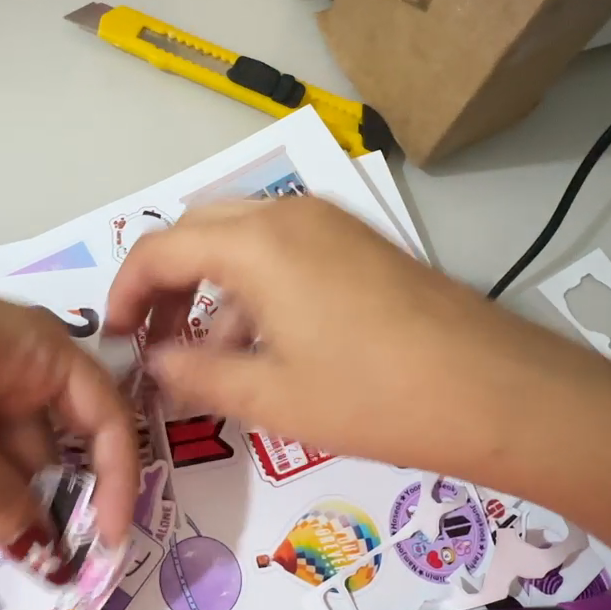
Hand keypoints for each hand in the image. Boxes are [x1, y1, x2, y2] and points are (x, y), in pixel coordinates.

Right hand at [107, 198, 570, 481]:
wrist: (495, 391)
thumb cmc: (372, 396)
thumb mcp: (269, 396)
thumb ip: (195, 374)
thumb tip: (152, 363)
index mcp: (256, 242)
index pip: (160, 248)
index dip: (125, 292)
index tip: (115, 338)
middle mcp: (288, 213)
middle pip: (198, 231)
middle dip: (166, 284)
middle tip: (156, 342)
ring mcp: (330, 223)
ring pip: (242, 240)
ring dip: (211, 289)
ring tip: (208, 358)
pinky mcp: (359, 243)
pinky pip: (283, 251)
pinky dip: (254, 288)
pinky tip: (264, 345)